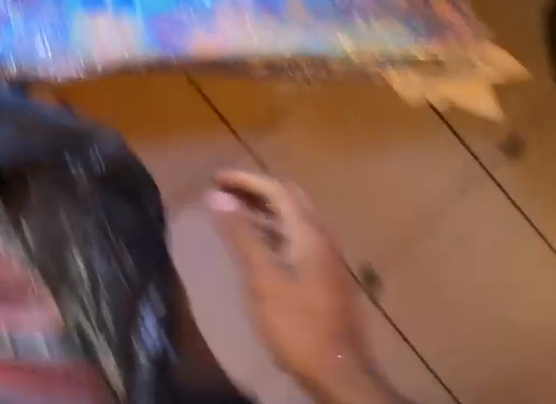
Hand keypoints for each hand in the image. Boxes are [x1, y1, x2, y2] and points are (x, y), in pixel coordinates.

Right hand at [206, 171, 387, 402]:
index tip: (215, 179)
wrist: (340, 377)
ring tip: (231, 211)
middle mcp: (322, 239)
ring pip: (293, 219)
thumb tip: (216, 195)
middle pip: (290, 199)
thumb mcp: (263, 279)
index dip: (245, 179)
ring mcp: (325, 260)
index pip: (278, 190)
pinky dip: (271, 229)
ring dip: (263, 209)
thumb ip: (240, 234)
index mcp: (309, 235)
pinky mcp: (323, 278)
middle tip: (224, 190)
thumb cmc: (298, 325)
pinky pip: (295, 237)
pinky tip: (253, 243)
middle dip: (256, 189)